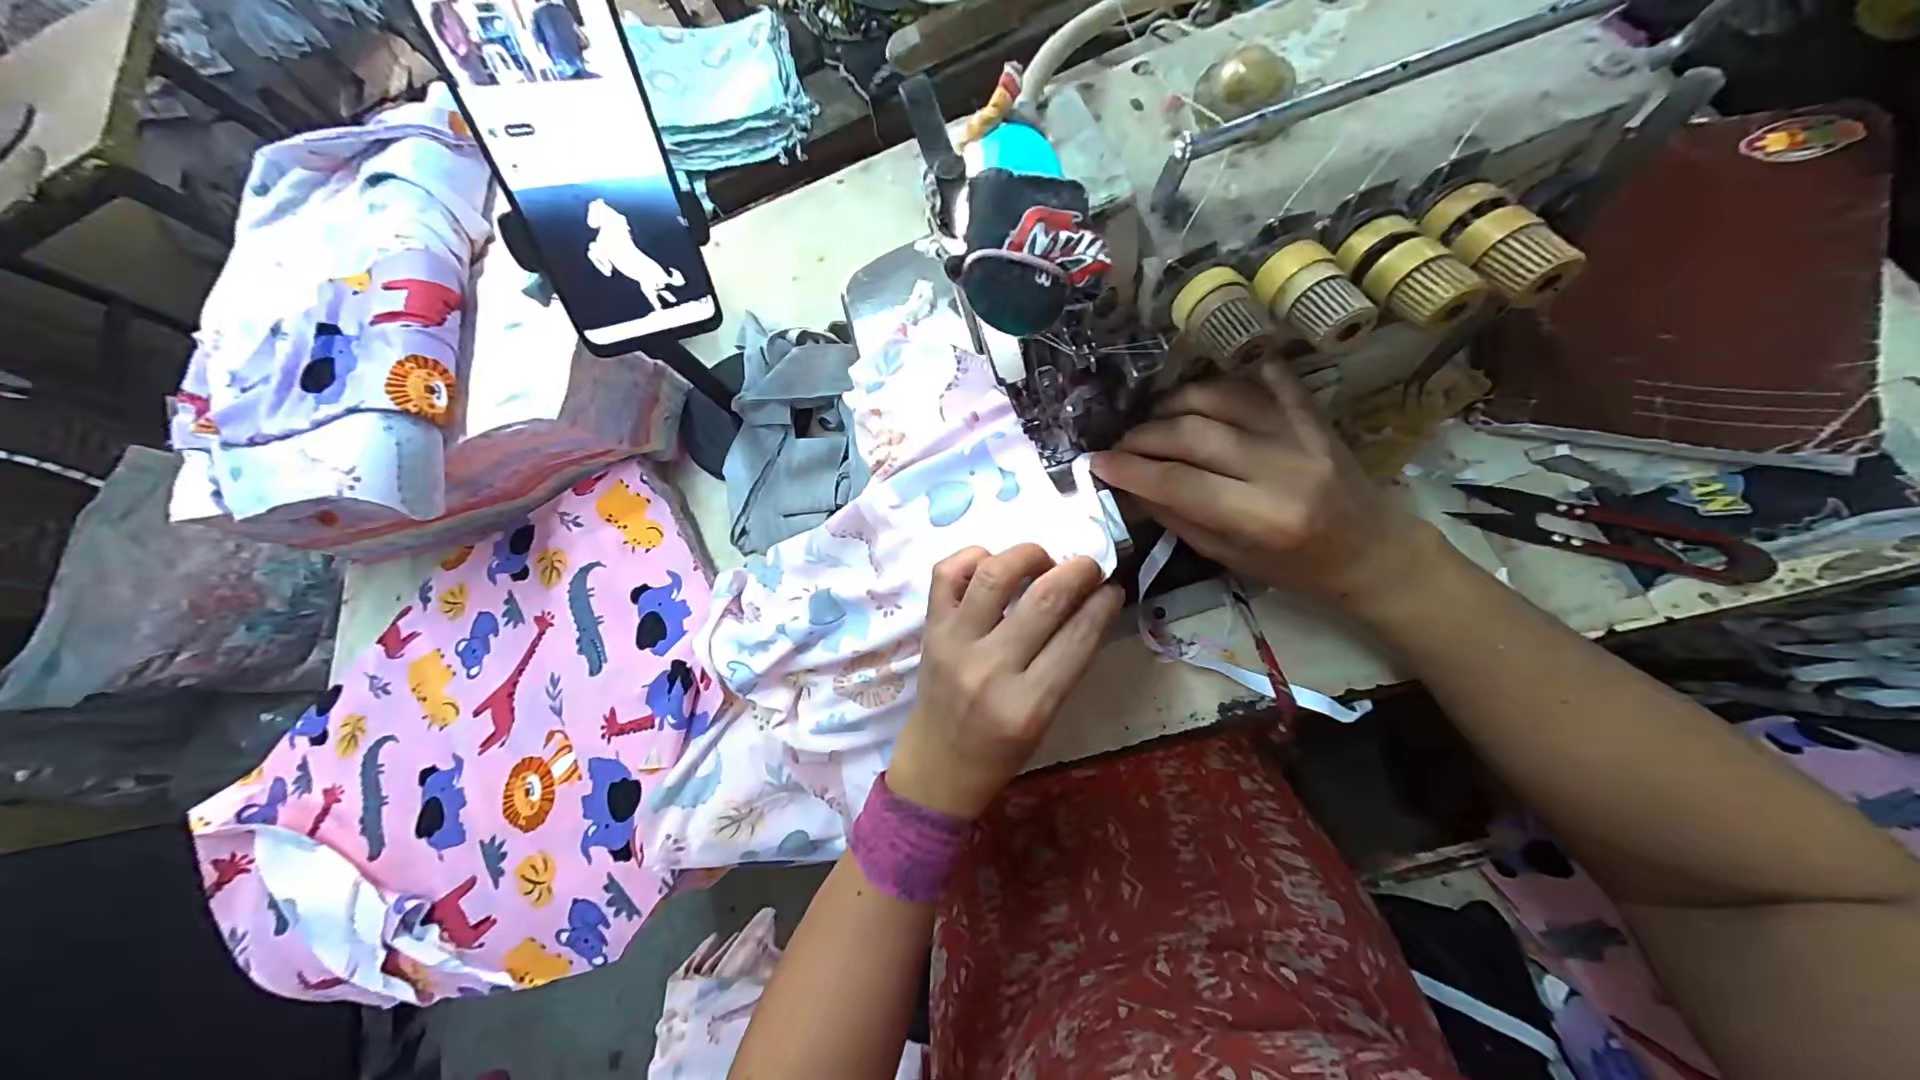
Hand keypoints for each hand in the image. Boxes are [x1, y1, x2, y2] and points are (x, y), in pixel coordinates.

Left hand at [887, 545, 1121, 819]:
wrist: (939, 765)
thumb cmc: (1002, 748)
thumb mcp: (1047, 718)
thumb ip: (1067, 663)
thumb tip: (1092, 601)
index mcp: (1029, 705)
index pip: (1078, 636)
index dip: (1103, 602)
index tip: (1112, 586)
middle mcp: (990, 670)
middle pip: (1045, 598)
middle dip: (1078, 570)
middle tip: (1088, 566)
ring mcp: (954, 645)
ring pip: (995, 574)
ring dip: (1029, 554)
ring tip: (1042, 560)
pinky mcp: (929, 629)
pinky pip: (946, 574)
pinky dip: (973, 557)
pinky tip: (992, 564)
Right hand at [1090, 358, 1431, 613]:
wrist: (1373, 551)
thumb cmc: (1298, 570)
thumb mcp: (1231, 559)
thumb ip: (1179, 519)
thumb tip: (1130, 488)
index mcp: (1263, 517)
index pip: (1179, 483)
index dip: (1130, 470)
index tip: (1096, 464)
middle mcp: (1284, 468)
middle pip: (1194, 434)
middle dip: (1144, 436)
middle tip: (1120, 445)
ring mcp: (1302, 433)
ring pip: (1220, 397)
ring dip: (1174, 403)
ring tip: (1153, 420)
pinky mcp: (1313, 414)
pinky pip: (1264, 378)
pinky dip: (1227, 378)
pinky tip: (1200, 393)